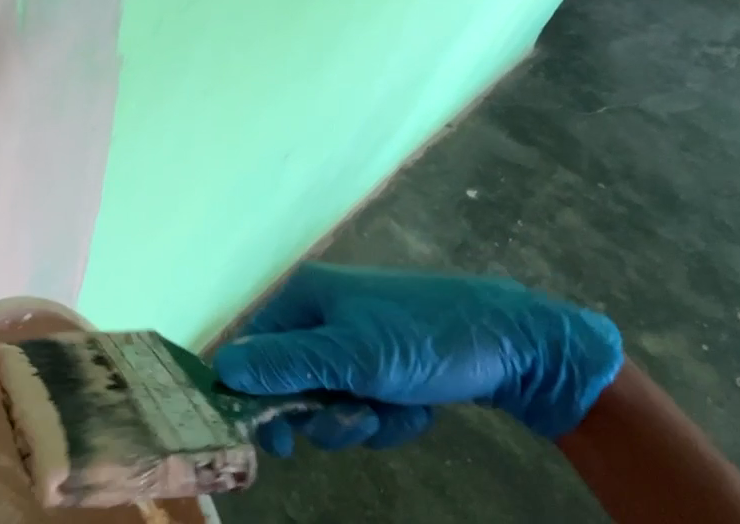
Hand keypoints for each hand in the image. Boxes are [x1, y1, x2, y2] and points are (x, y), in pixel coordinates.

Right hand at [212, 264, 622, 454]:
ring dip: (360, 420)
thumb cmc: (425, 339)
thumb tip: (219, 369)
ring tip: (396, 412)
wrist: (519, 343)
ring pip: (330, 400)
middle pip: (291, 380)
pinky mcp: (386, 361)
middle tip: (355, 423)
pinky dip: (389, 416)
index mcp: (303, 297)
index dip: (256, 395)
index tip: (278, 442)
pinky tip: (419, 408)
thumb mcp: (351, 356)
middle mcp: (321, 313)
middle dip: (323, 413)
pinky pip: (364, 402)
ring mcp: (355, 337)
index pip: (253, 349)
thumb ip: (285, 364)